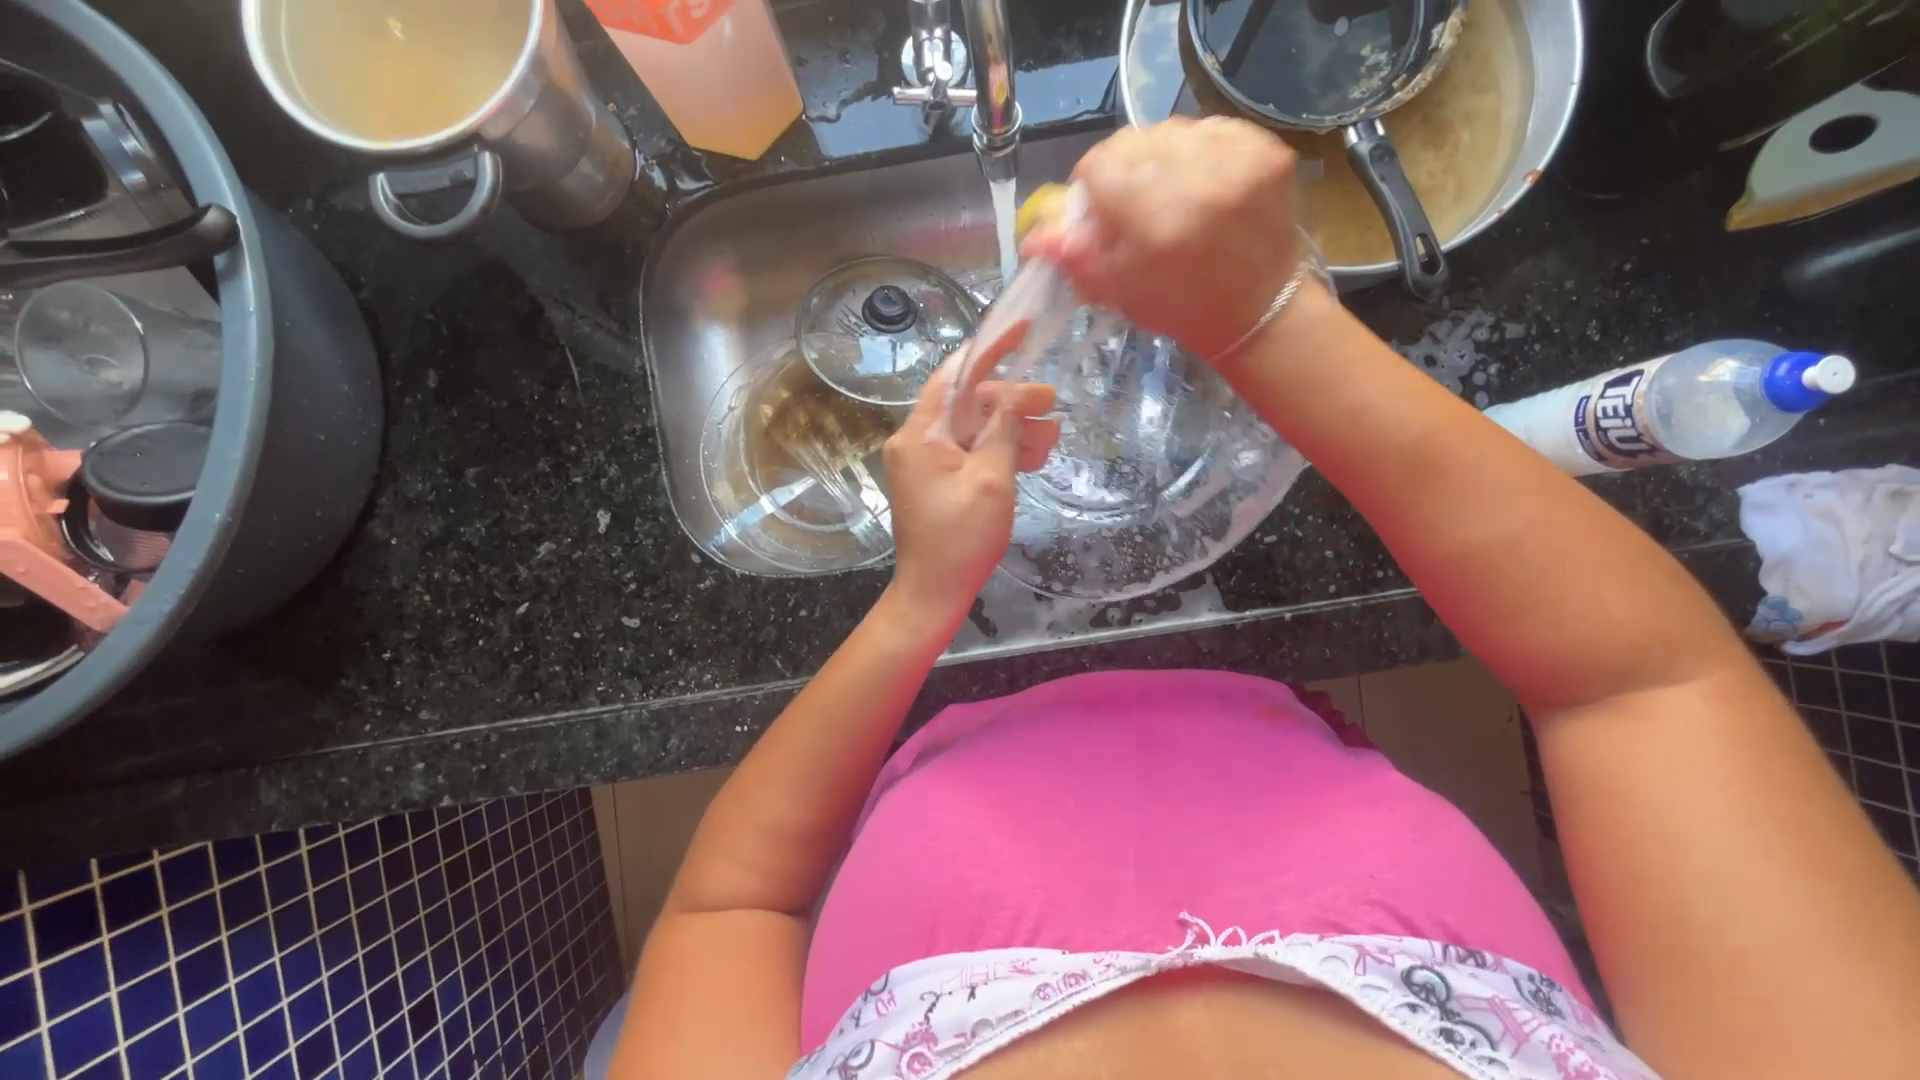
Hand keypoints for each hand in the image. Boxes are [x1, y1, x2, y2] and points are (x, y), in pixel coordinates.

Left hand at [883, 358, 1057, 620]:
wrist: (933, 593)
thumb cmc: (960, 539)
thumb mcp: (991, 481)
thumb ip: (1004, 431)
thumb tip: (1016, 396)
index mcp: (920, 435)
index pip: (955, 376)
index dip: (990, 350)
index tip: (1021, 330)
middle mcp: (915, 441)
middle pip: (967, 403)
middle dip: (1011, 401)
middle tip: (1052, 407)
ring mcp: (924, 462)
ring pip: (973, 429)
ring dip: (1011, 429)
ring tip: (1051, 439)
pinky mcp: (936, 481)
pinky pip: (969, 453)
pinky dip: (999, 451)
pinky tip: (1033, 456)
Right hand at [1024, 117, 1301, 361]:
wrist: (1256, 310)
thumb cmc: (1176, 304)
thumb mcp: (1115, 288)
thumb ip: (1074, 255)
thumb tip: (1034, 234)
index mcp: (1155, 217)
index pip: (1099, 164)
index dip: (1091, 187)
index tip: (1100, 209)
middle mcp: (1197, 178)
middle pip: (1134, 144)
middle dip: (1127, 171)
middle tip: (1136, 206)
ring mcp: (1238, 159)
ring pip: (1172, 131)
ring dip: (1163, 159)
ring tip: (1173, 196)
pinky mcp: (1267, 150)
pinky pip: (1212, 130)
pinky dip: (1200, 152)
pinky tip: (1203, 185)